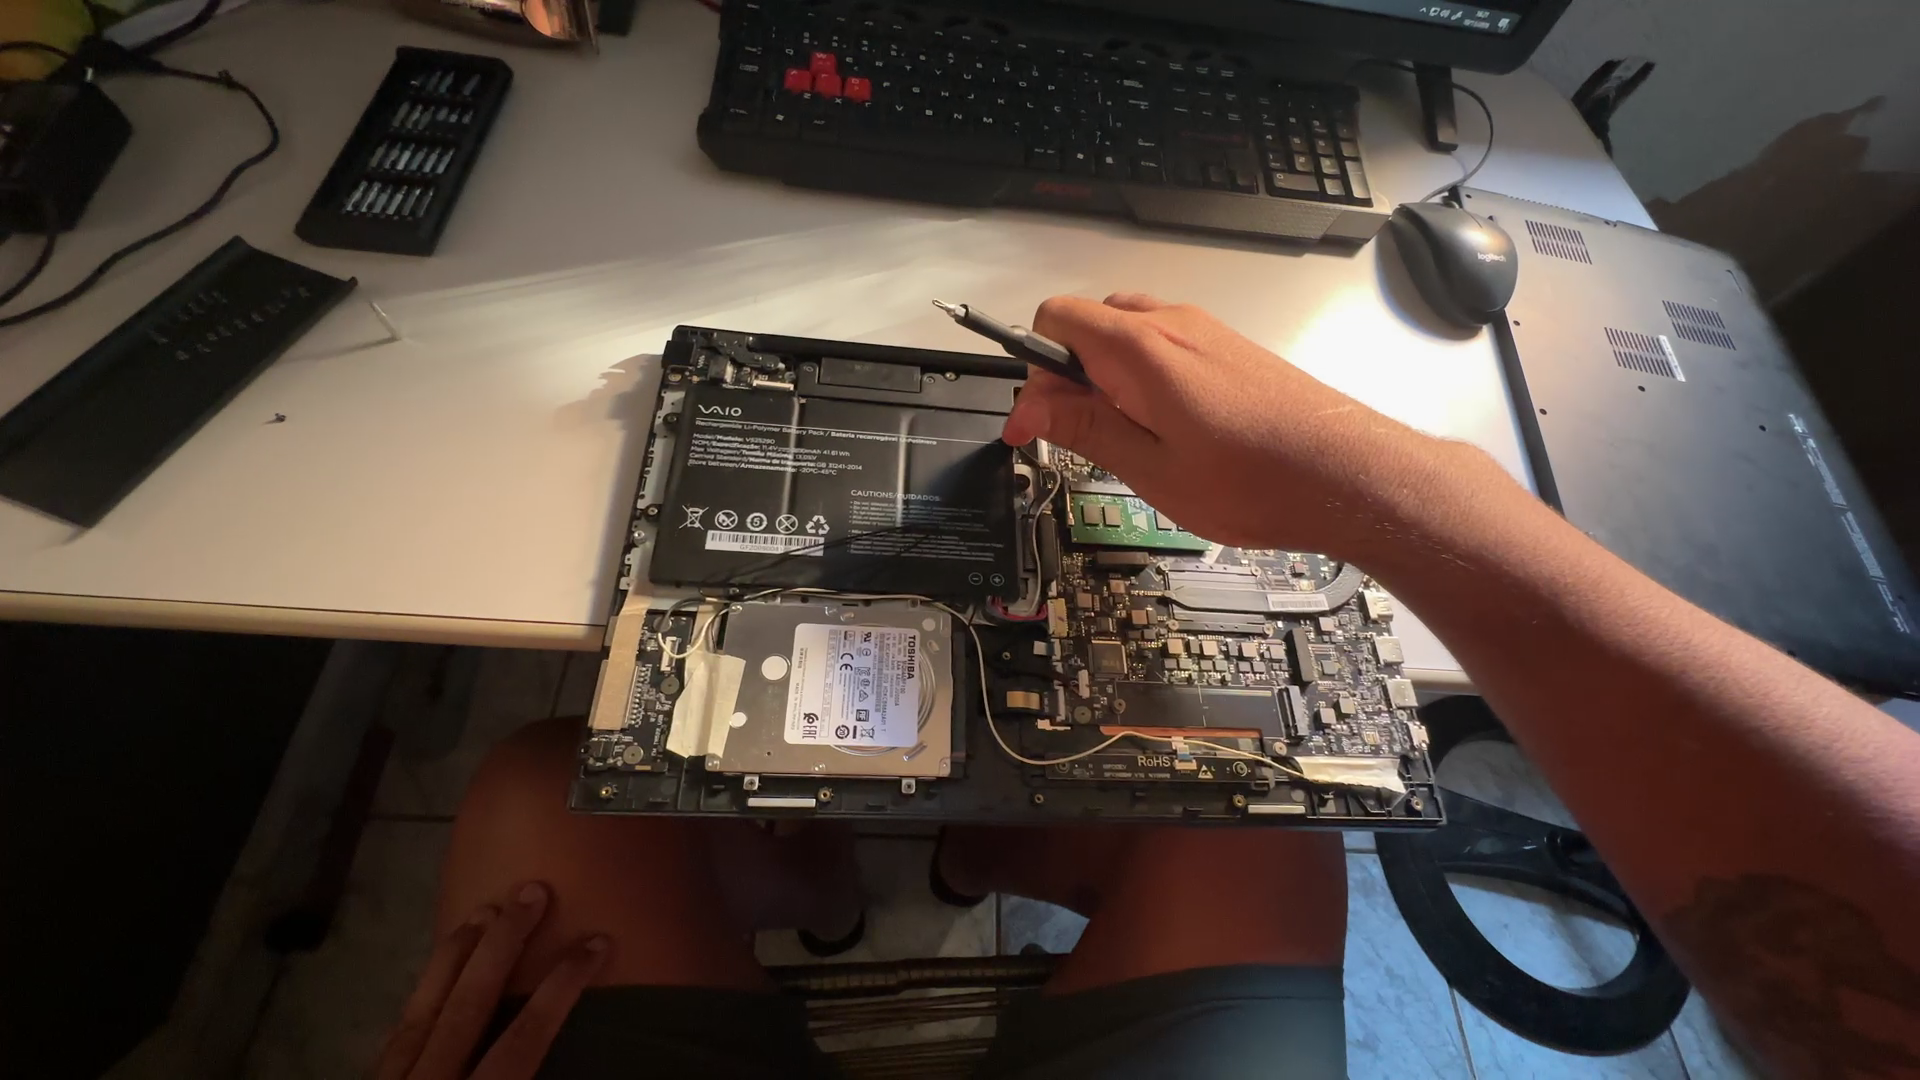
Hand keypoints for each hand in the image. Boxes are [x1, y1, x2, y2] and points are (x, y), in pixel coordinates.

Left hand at [374, 882, 608, 1079]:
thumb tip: (582, 1069)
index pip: (521, 1042)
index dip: (562, 987)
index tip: (597, 942)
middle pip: (465, 1009)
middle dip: (502, 947)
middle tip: (532, 892)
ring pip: (419, 1015)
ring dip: (454, 959)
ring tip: (484, 911)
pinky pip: (395, 1038)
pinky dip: (421, 997)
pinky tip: (439, 973)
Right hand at [1003, 293, 1460, 555]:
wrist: (1349, 476)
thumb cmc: (1251, 482)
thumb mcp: (1150, 468)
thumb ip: (1085, 427)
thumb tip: (1028, 406)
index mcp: (1141, 349)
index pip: (1054, 320)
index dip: (1031, 374)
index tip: (1030, 427)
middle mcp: (1171, 323)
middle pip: (1086, 323)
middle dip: (1064, 375)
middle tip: (1076, 434)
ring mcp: (1204, 331)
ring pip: (1125, 332)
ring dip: (1102, 374)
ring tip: (1120, 432)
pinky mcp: (1228, 347)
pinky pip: (1162, 343)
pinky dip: (1139, 374)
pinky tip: (1163, 424)